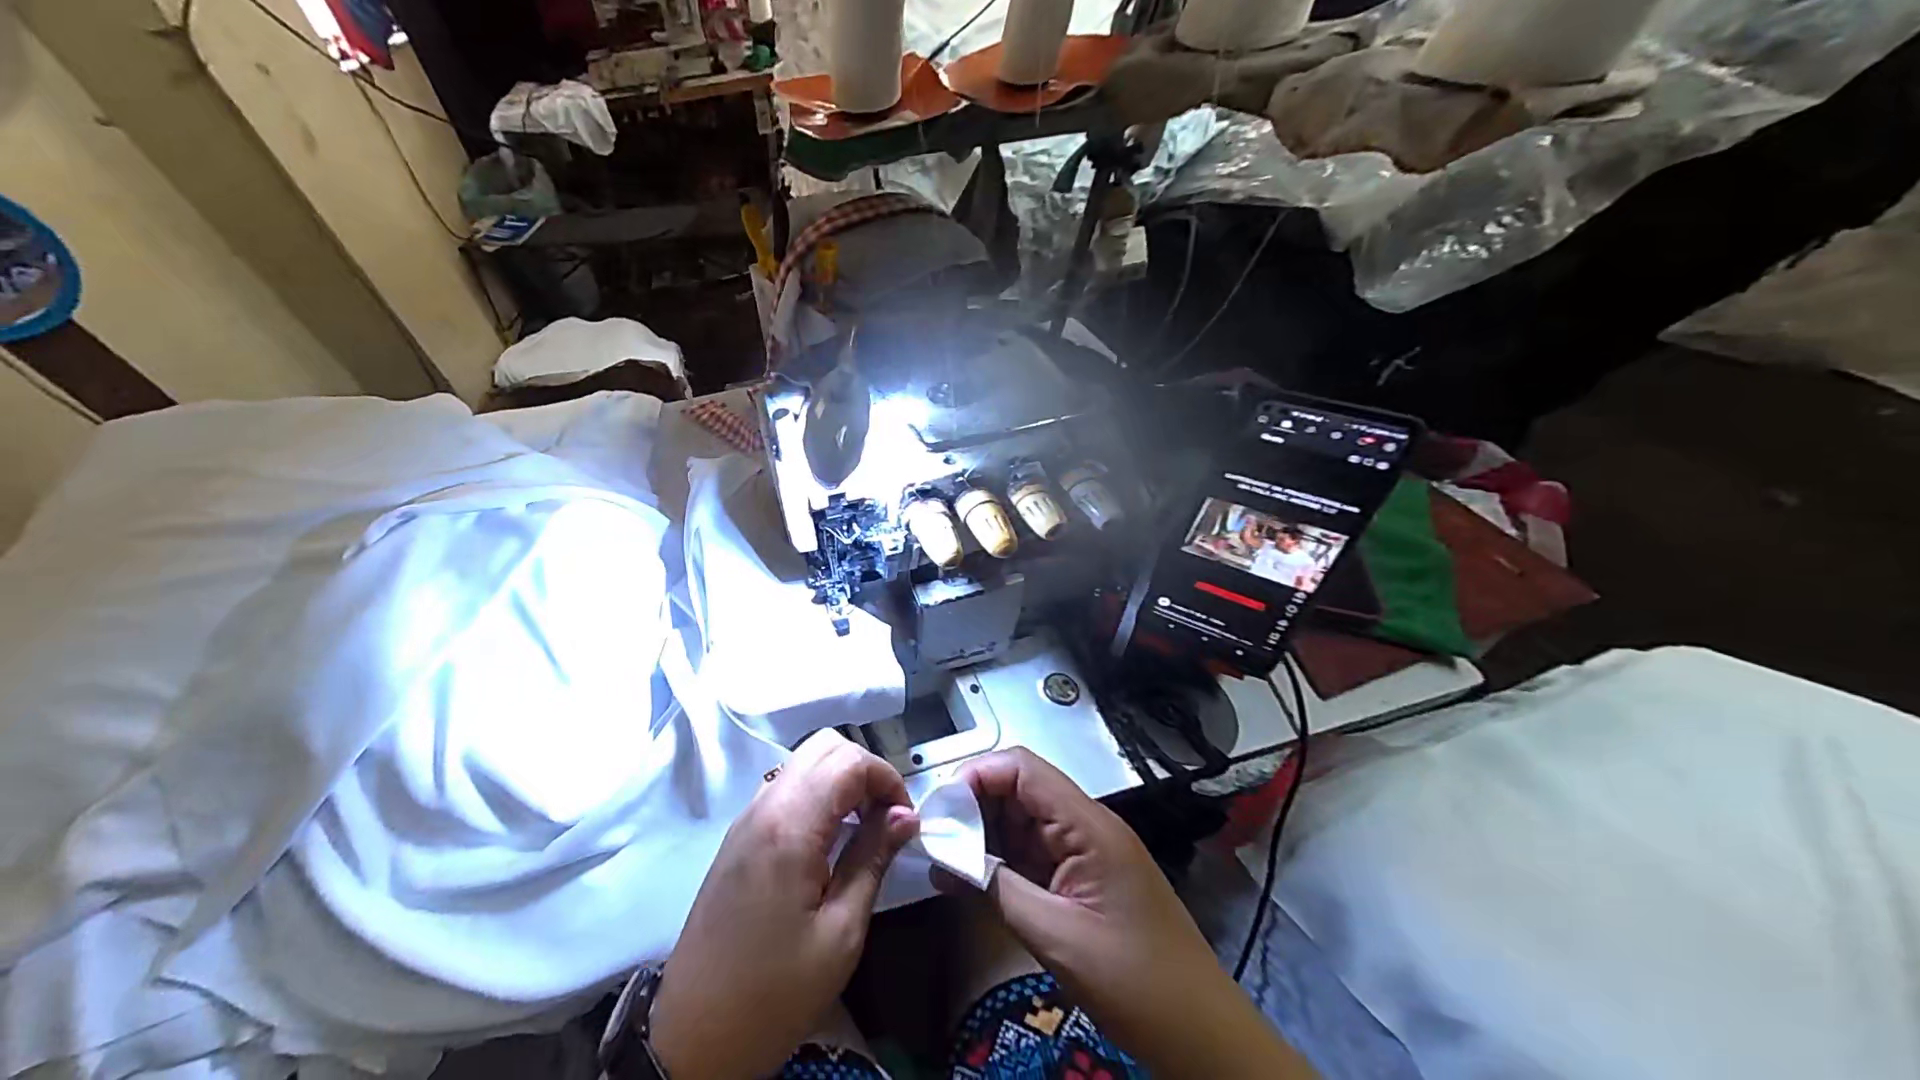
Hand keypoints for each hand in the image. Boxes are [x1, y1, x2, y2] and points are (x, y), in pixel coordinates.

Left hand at [650, 730, 918, 1079]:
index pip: (849, 760)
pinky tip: (829, 841)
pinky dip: (818, 796)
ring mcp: (745, 821)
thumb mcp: (841, 931)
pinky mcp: (737, 840)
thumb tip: (906, 815)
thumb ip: (874, 858)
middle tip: (885, 818)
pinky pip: (785, 790)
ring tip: (863, 830)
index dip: (887, 779)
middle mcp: (762, 807)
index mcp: (788, 825)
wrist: (693, 1039)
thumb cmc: (774, 993)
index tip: (905, 820)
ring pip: (803, 763)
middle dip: (865, 771)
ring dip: (841, 781)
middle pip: (824, 747)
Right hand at [959, 748, 1315, 1078]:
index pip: (1022, 768)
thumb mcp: (1055, 935)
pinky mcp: (1083, 877)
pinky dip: (1002, 862)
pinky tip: (972, 880)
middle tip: (935, 840)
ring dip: (985, 836)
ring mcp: (1086, 850)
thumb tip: (941, 861)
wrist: (1198, 1030)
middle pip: (1021, 790)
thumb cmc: (1134, 980)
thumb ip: (995, 889)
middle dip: (974, 807)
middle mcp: (1087, 825)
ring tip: (945, 862)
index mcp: (1088, 824)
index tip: (940, 811)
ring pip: (1024, 822)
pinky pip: (1034, 853)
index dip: (977, 776)